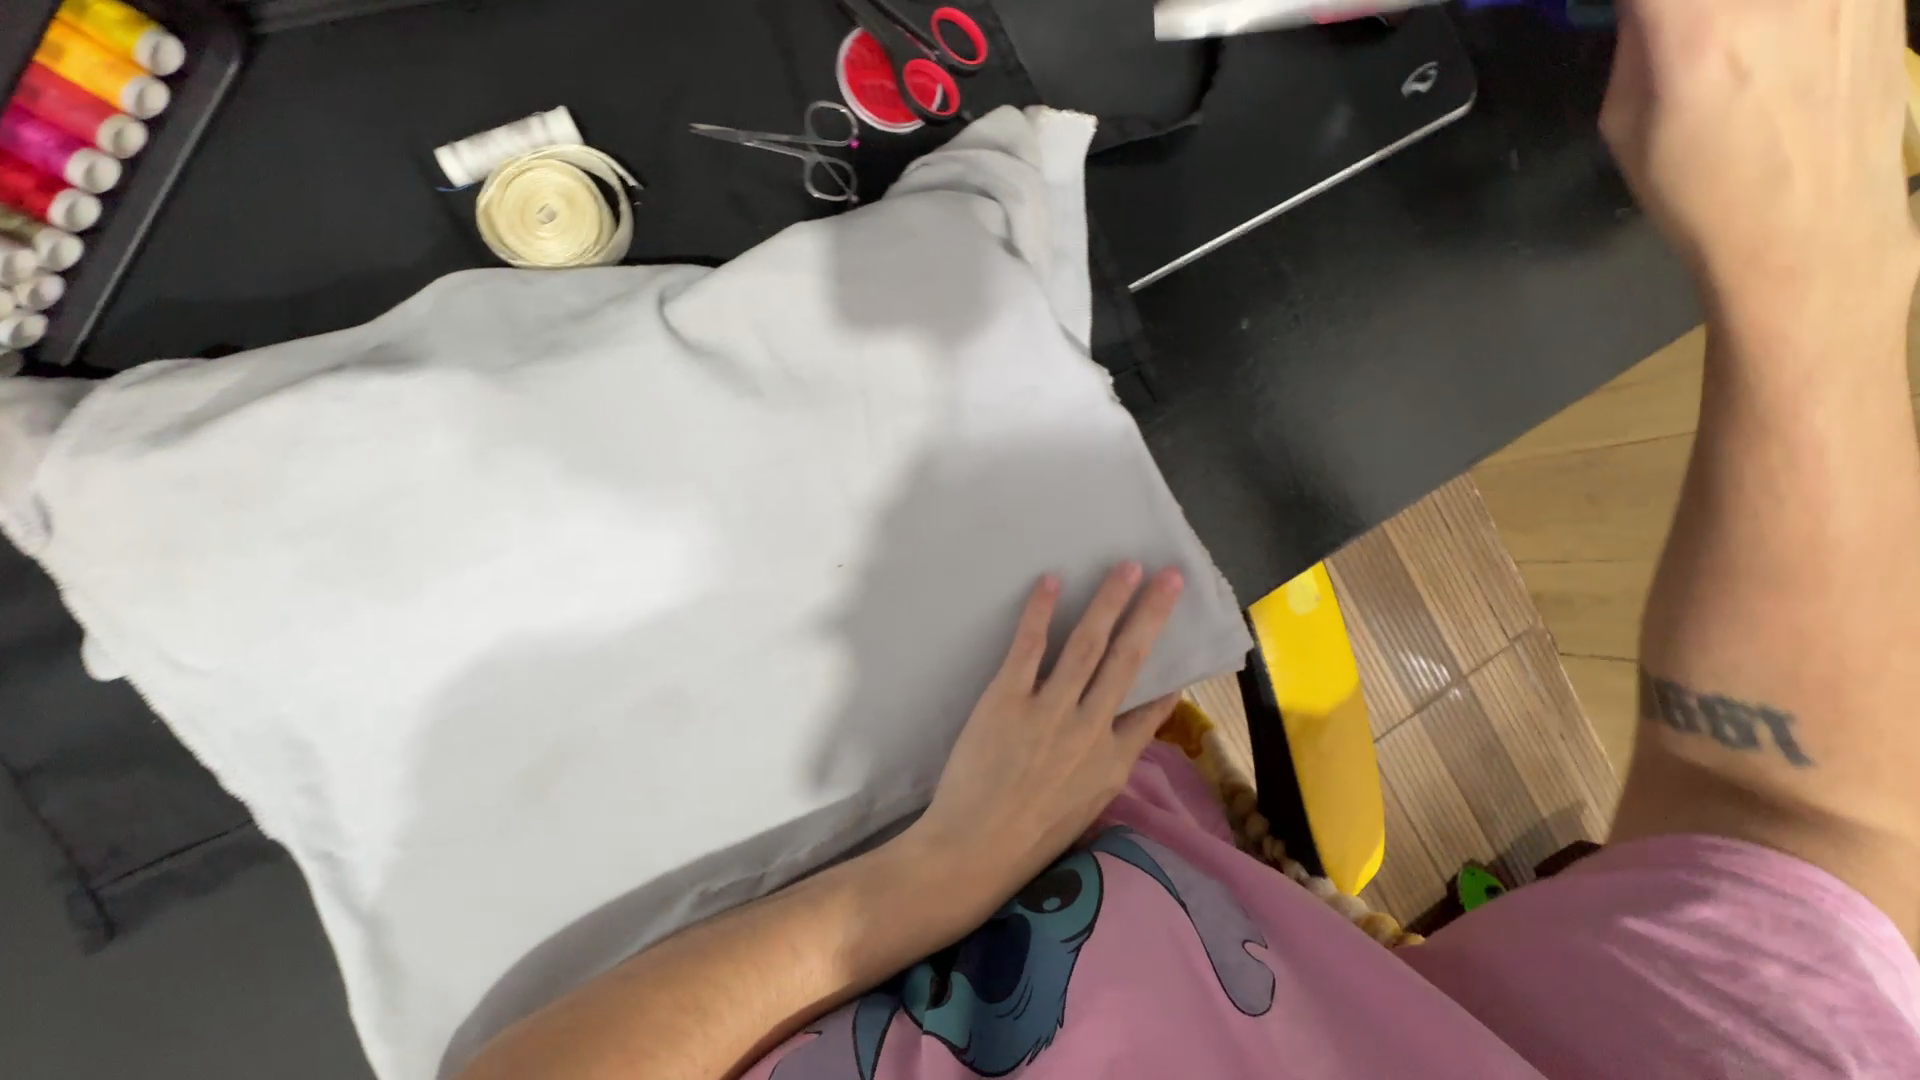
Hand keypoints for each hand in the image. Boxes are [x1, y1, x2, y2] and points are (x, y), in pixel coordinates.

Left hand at [901, 563, 1185, 904]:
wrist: (974, 851)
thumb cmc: (1030, 838)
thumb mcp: (1087, 809)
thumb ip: (1111, 766)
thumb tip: (1130, 729)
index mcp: (1113, 762)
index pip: (1152, 709)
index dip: (1170, 670)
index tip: (1186, 635)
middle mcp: (1090, 729)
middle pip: (1128, 659)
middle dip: (1152, 614)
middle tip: (1171, 574)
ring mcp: (1050, 711)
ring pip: (1088, 644)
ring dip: (1109, 601)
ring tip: (1127, 567)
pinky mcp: (1007, 700)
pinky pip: (1030, 647)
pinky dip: (1041, 612)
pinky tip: (1051, 582)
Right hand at [1601, 0, 1919, 328]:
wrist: (1809, 226)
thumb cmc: (1700, 190)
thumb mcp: (1624, 125)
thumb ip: (1634, 43)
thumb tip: (1642, 9)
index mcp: (1698, 27)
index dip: (1631, 5)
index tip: (1620, 18)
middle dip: (1677, 10)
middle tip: (1664, 32)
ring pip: (1748, 2)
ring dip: (1723, 20)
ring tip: (1719, 47)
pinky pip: (1808, 0)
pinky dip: (1775, 20)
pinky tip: (1772, 44)